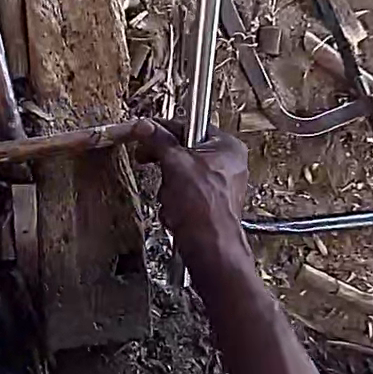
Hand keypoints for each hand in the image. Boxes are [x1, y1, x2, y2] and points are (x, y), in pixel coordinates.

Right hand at [131, 119, 251, 278]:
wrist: (209, 247)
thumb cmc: (203, 207)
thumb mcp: (175, 163)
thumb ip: (159, 141)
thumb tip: (146, 126)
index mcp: (227, 147)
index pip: (189, 126)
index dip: (163, 129)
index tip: (144, 131)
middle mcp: (228, 164)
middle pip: (183, 151)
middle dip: (164, 164)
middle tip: (146, 160)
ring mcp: (219, 186)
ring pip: (180, 174)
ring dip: (167, 186)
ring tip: (171, 195)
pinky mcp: (209, 205)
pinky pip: (183, 193)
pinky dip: (173, 201)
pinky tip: (175, 210)